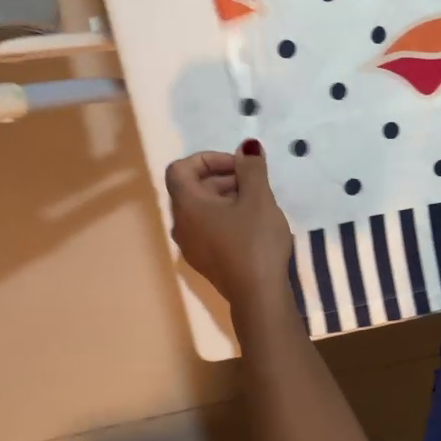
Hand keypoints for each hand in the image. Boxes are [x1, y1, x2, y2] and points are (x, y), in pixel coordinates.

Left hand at [166, 140, 292, 306]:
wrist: (257, 293)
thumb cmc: (255, 240)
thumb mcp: (259, 198)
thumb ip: (252, 168)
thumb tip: (247, 147)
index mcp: (187, 205)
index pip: (181, 168)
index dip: (209, 159)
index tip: (240, 166)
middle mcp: (181, 223)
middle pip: (192, 188)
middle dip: (223, 177)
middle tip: (255, 182)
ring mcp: (190, 244)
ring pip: (201, 209)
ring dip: (226, 197)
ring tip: (258, 204)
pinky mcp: (204, 259)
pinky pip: (208, 227)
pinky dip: (226, 217)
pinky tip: (253, 226)